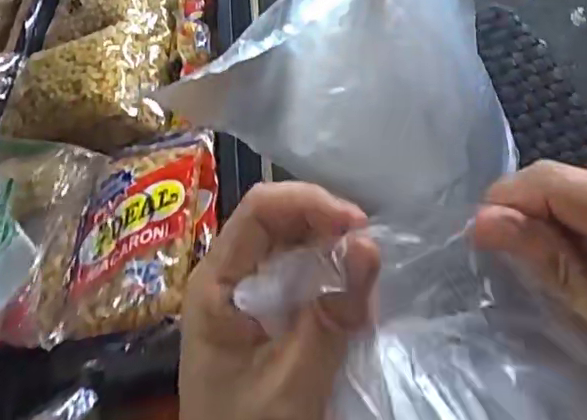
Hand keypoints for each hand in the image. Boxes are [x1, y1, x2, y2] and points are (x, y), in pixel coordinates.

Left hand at [180, 183, 380, 419]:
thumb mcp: (293, 383)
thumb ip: (333, 316)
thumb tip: (369, 243)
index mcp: (217, 280)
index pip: (260, 209)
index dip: (309, 203)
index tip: (356, 224)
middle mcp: (229, 273)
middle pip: (280, 218)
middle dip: (327, 225)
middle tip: (369, 253)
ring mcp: (248, 291)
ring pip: (295, 242)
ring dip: (333, 252)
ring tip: (363, 287)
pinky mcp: (268, 311)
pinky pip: (302, 272)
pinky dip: (332, 279)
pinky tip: (352, 304)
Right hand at [472, 162, 586, 419]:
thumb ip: (556, 266)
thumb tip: (484, 222)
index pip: (551, 180)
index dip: (506, 205)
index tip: (475, 245)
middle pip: (563, 181)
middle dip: (529, 218)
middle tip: (514, 276)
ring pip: (579, 191)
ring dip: (554, 227)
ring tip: (549, 279)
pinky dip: (581, 230)